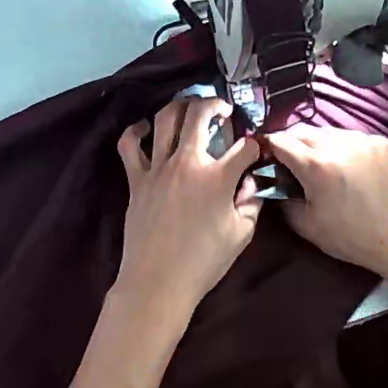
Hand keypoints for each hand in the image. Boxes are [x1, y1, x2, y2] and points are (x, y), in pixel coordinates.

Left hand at [114, 97, 263, 313]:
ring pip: (166, 118)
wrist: (157, 283)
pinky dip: (137, 131)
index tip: (256, 149)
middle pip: (200, 113)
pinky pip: (130, 145)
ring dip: (181, 106)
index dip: (255, 144)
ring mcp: (158, 168)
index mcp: (218, 177)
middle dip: (216, 104)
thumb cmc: (204, 262)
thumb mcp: (242, 234)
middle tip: (223, 110)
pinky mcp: (137, 179)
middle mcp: (188, 162)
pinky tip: (146, 128)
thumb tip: (251, 181)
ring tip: (191, 109)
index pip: (245, 146)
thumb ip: (251, 202)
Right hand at [261, 124, 387, 285]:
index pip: (281, 140)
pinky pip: (351, 137)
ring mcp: (362, 140)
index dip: (268, 146)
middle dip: (291, 142)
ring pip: (328, 131)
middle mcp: (338, 144)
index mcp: (316, 165)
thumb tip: (272, 180)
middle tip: (289, 159)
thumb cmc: (349, 237)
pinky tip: (346, 166)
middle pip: (303, 130)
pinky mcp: (380, 142)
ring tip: (319, 163)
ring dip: (317, 143)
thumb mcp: (305, 224)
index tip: (265, 154)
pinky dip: (342, 147)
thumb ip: (282, 197)